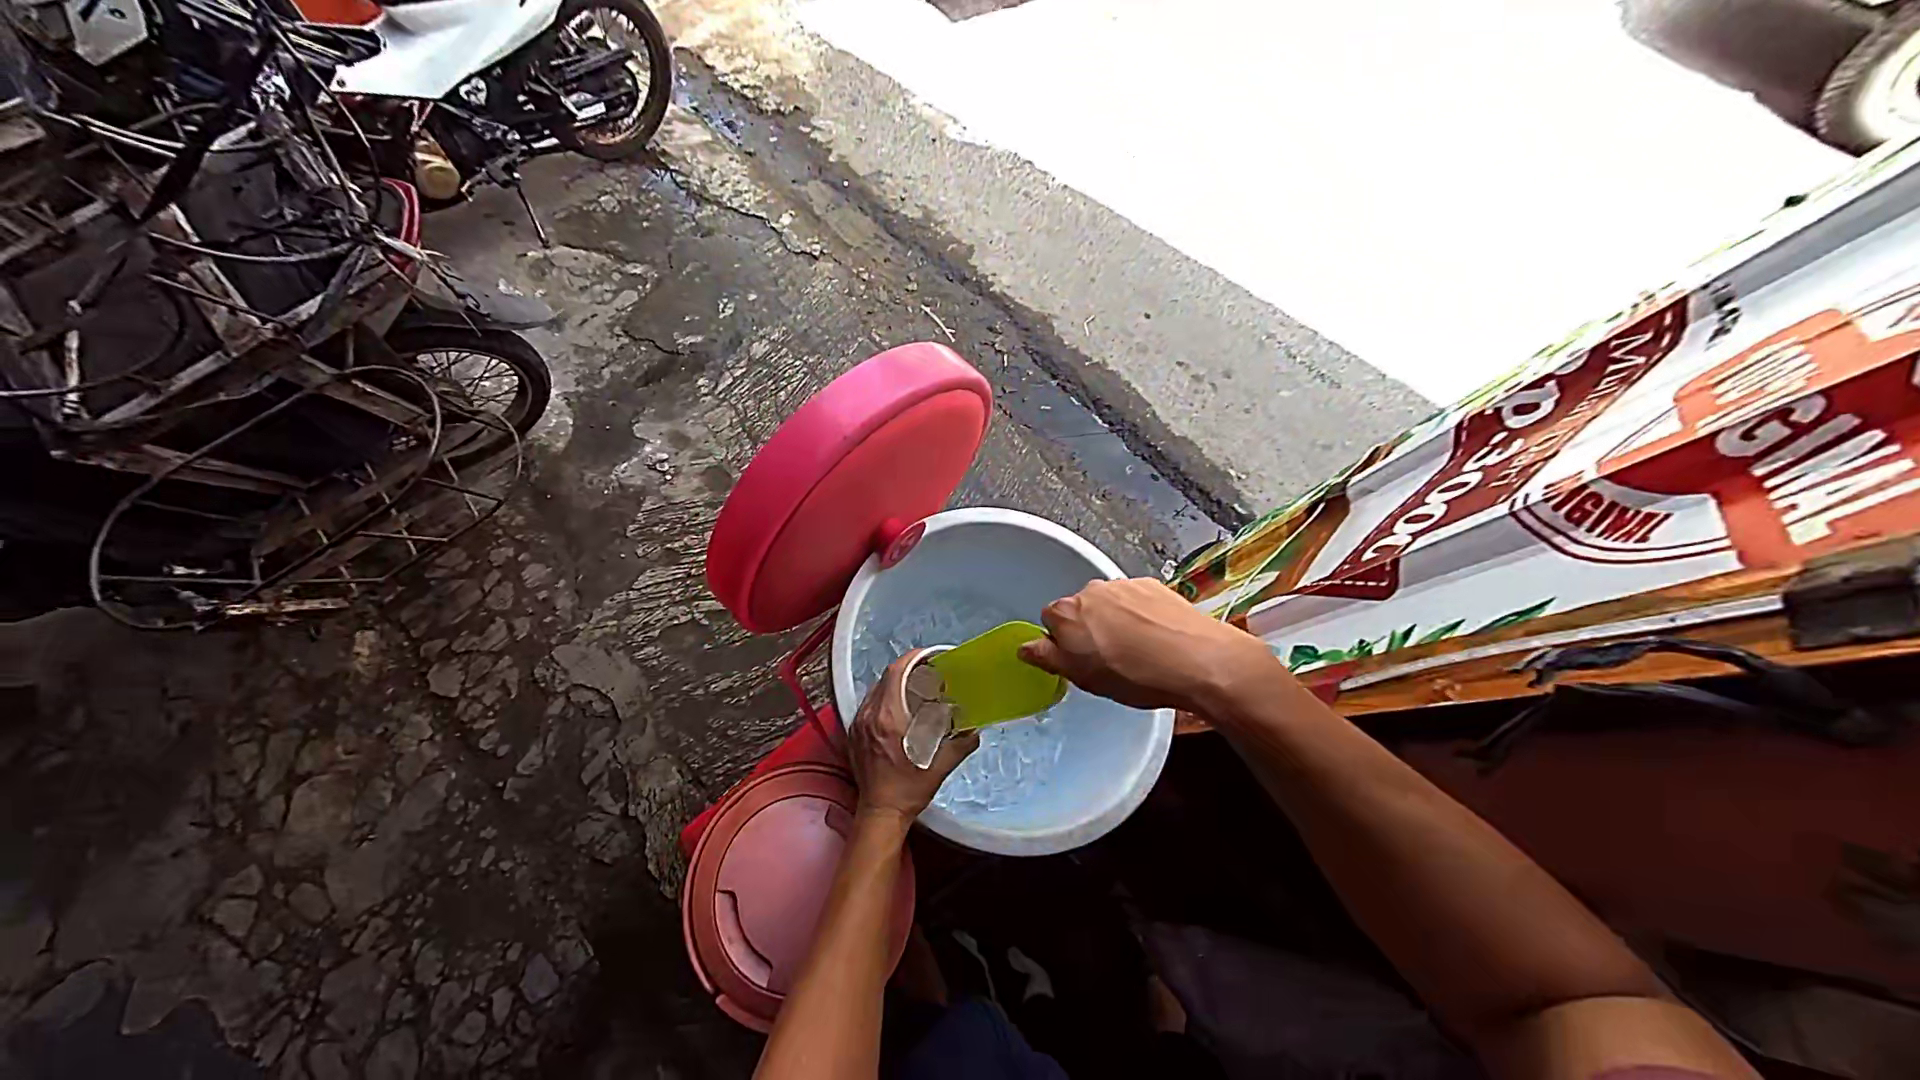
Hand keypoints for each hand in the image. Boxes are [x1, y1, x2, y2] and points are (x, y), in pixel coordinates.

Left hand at [848, 650, 979, 822]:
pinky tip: (897, 708)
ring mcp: (858, 725)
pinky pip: (868, 705)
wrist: (880, 813)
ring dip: (894, 684)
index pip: (895, 673)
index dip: (911, 658)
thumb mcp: (941, 765)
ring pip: (875, 691)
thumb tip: (975, 729)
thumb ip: (961, 743)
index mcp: (888, 718)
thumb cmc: (908, 790)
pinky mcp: (854, 734)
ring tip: (914, 687)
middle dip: (906, 670)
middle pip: (885, 678)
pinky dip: (883, 699)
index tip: (927, 656)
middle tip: (926, 672)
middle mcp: (869, 717)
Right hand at [1018, 578, 1279, 714]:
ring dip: (1114, 621)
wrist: (1196, 660)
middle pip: (1078, 608)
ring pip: (1107, 603)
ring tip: (1136, 652)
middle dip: (1088, 628)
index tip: (1078, 659)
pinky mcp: (1152, 586)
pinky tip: (1155, 638)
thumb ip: (1048, 658)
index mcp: (1066, 613)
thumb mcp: (1083, 677)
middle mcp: (1090, 592)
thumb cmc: (1137, 675)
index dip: (1063, 642)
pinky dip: (1140, 614)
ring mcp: (1123, 586)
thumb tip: (1026, 647)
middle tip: (1107, 659)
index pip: (1049, 621)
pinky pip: (1135, 599)